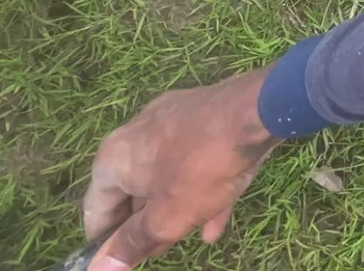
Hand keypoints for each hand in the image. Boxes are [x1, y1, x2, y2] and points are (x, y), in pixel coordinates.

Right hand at [82, 68, 281, 270]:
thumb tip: (98, 270)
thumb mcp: (167, 217)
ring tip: (188, 237)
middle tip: (159, 250)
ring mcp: (183, 117)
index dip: (106, 240)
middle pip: (136, 188)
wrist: (265, 108)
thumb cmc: (205, 166)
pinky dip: (207, 186)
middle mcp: (144, 130)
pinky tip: (219, 220)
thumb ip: (131, 244)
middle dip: (149, 222)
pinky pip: (203, 157)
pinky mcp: (217, 113)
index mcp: (116, 155)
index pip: (97, 207)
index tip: (119, 261)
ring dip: (181, 207)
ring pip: (174, 174)